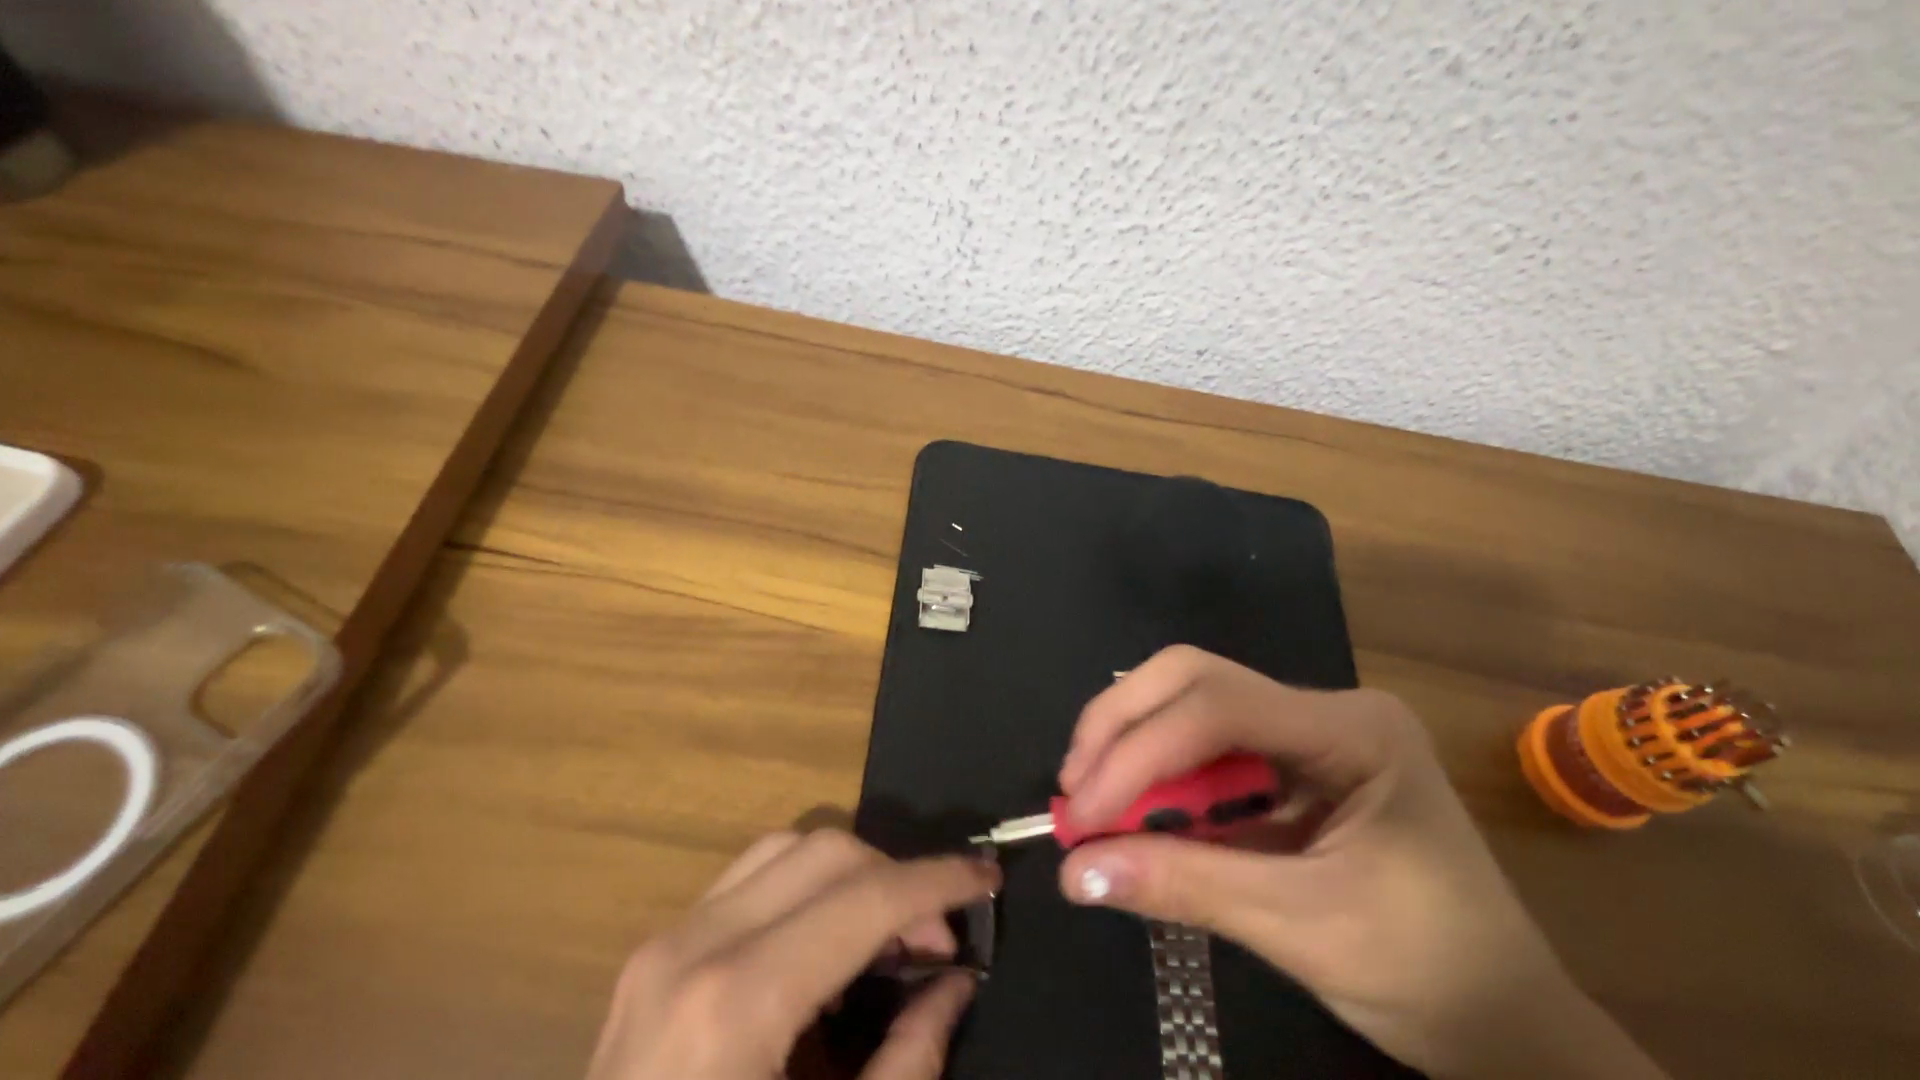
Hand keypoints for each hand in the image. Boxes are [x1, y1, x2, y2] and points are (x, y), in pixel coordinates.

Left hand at [588, 829, 998, 1079]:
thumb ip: (909, 1058)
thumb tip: (956, 983)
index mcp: (739, 1001)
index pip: (865, 898)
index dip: (939, 882)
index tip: (989, 879)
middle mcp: (694, 947)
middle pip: (823, 852)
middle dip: (897, 876)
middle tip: (936, 941)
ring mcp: (662, 945)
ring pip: (779, 850)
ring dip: (848, 875)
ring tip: (885, 937)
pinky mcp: (648, 957)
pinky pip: (742, 883)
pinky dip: (801, 891)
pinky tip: (823, 948)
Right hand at [1056, 646, 1665, 1079]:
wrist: (1504, 1022)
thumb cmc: (1425, 969)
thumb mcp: (1300, 926)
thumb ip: (1185, 886)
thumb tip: (1073, 873)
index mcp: (1352, 730)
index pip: (1218, 707)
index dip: (1137, 753)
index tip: (1081, 815)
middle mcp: (1326, 714)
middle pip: (1197, 682)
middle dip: (1123, 729)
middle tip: (1074, 791)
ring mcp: (1309, 740)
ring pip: (1193, 711)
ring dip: (1134, 754)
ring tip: (1090, 810)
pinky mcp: (1292, 774)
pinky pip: (1208, 759)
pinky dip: (1161, 786)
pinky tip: (1133, 819)